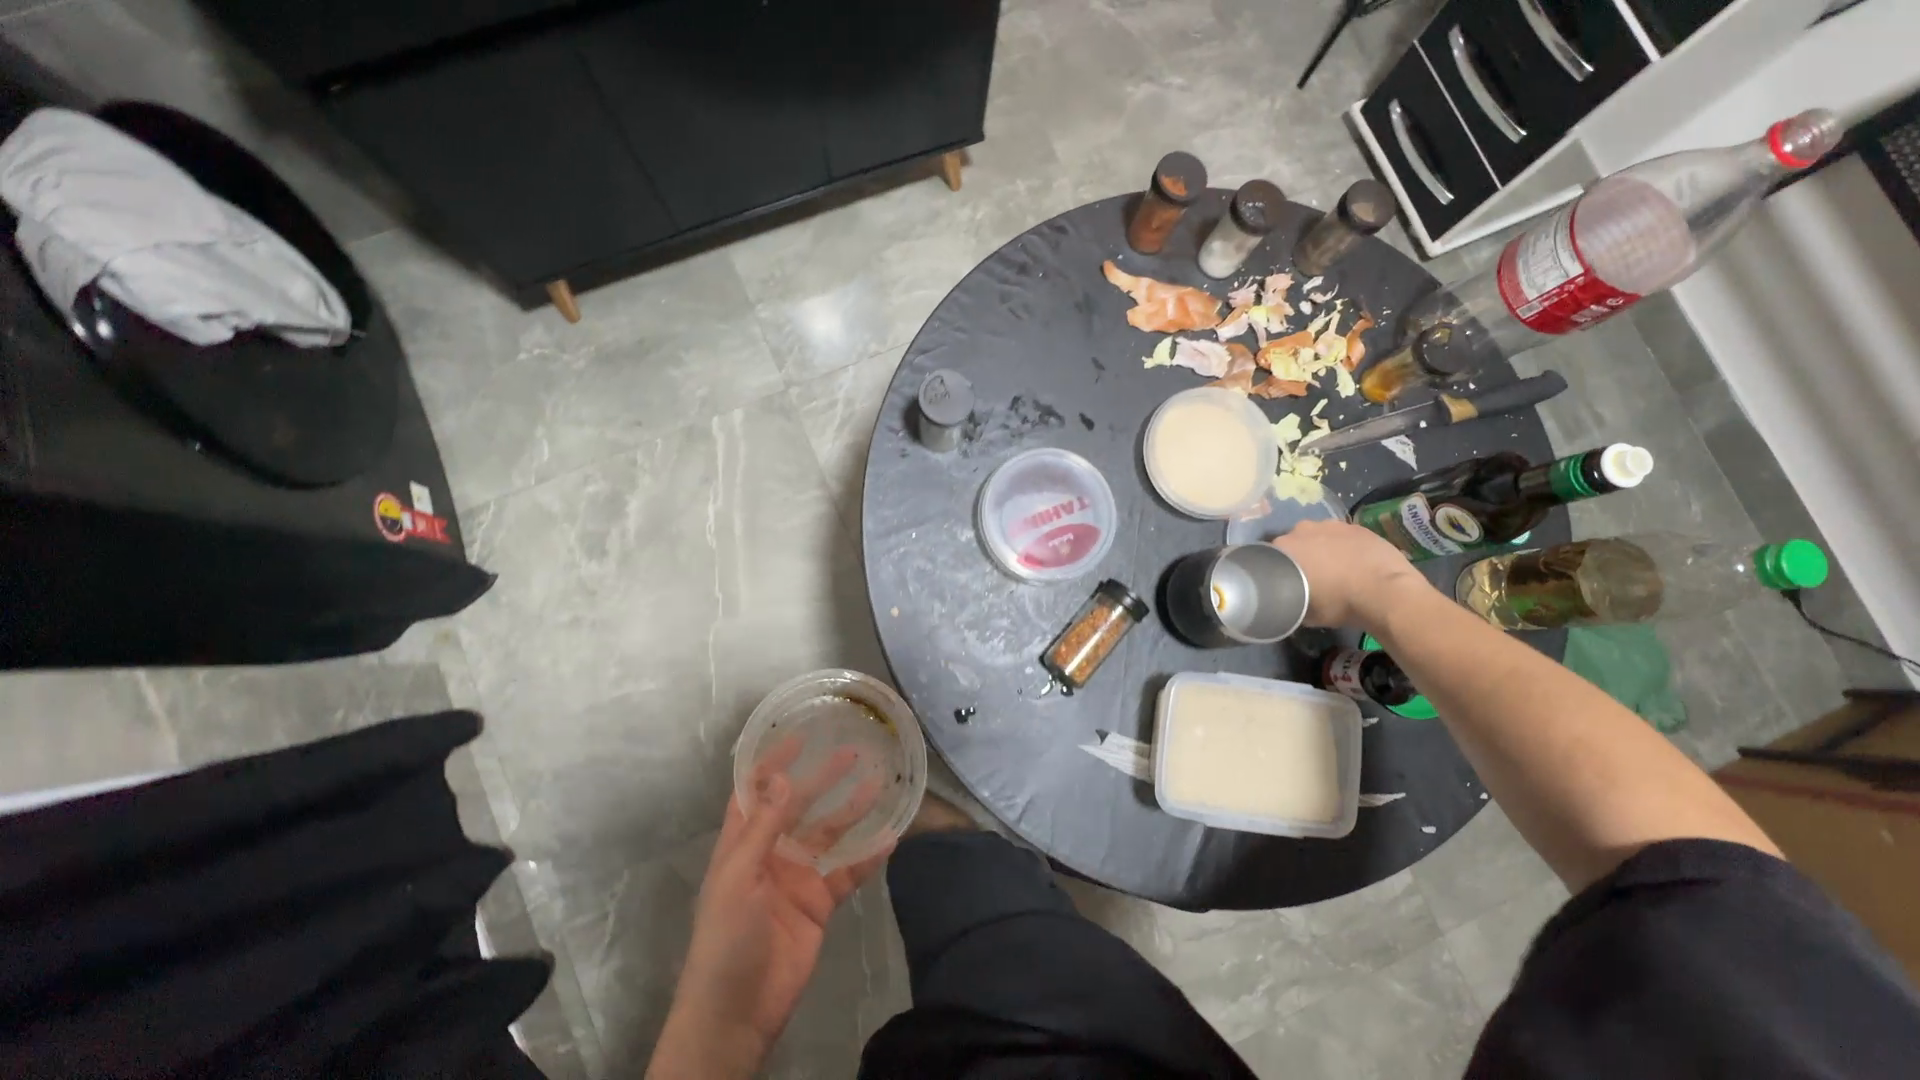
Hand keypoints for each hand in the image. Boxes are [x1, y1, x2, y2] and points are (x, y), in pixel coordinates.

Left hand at [648, 740, 892, 1079]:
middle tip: (853, 753)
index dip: (773, 763)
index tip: (799, 736)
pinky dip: (868, 856)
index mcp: (740, 843)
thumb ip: (763, 827)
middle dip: (822, 779)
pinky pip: (847, 872)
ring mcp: (796, 879)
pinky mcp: (819, 904)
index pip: (755, 792)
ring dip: (852, 811)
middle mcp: (769, 853)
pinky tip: (891, 837)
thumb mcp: (739, 876)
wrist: (738, 1009)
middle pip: (799, 807)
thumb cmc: (726, 937)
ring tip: (880, 785)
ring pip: (828, 836)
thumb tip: (782, 776)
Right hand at [1271, 519, 1431, 629]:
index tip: (1284, 581)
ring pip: (1320, 535)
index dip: (1277, 569)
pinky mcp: (1358, 527)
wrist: (1385, 593)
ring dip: (1322, 547)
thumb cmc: (1339, 603)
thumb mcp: (1305, 614)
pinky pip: (1343, 536)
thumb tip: (1288, 604)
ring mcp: (1333, 525)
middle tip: (1308, 575)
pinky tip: (1353, 562)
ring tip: (1333, 567)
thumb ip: (1290, 602)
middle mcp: (1304, 529)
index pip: (1271, 555)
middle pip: (1295, 541)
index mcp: (1285, 547)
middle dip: (1300, 554)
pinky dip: (1344, 546)